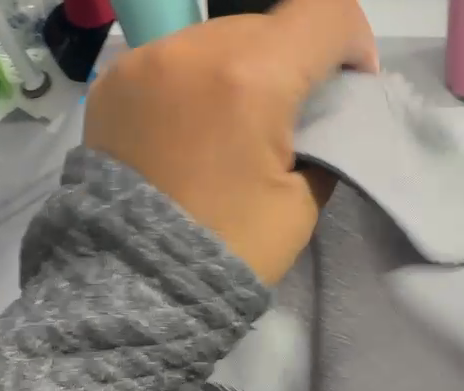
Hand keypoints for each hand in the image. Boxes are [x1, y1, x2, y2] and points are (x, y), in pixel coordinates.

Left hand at [82, 0, 378, 282]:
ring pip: (214, 40)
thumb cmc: (229, 252)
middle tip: (287, 120)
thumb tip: (316, 119)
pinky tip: (188, 134)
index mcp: (251, 79)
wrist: (136, 290)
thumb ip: (321, 144)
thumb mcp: (299, 206)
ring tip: (231, 130)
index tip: (349, 82)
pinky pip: (168, 64)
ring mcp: (143, 63)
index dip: (353, 39)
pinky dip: (191, 87)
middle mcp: (193, 51)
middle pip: (266, 27)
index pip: (323, 14)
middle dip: (290, 63)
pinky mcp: (111, 85)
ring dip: (237, 71)